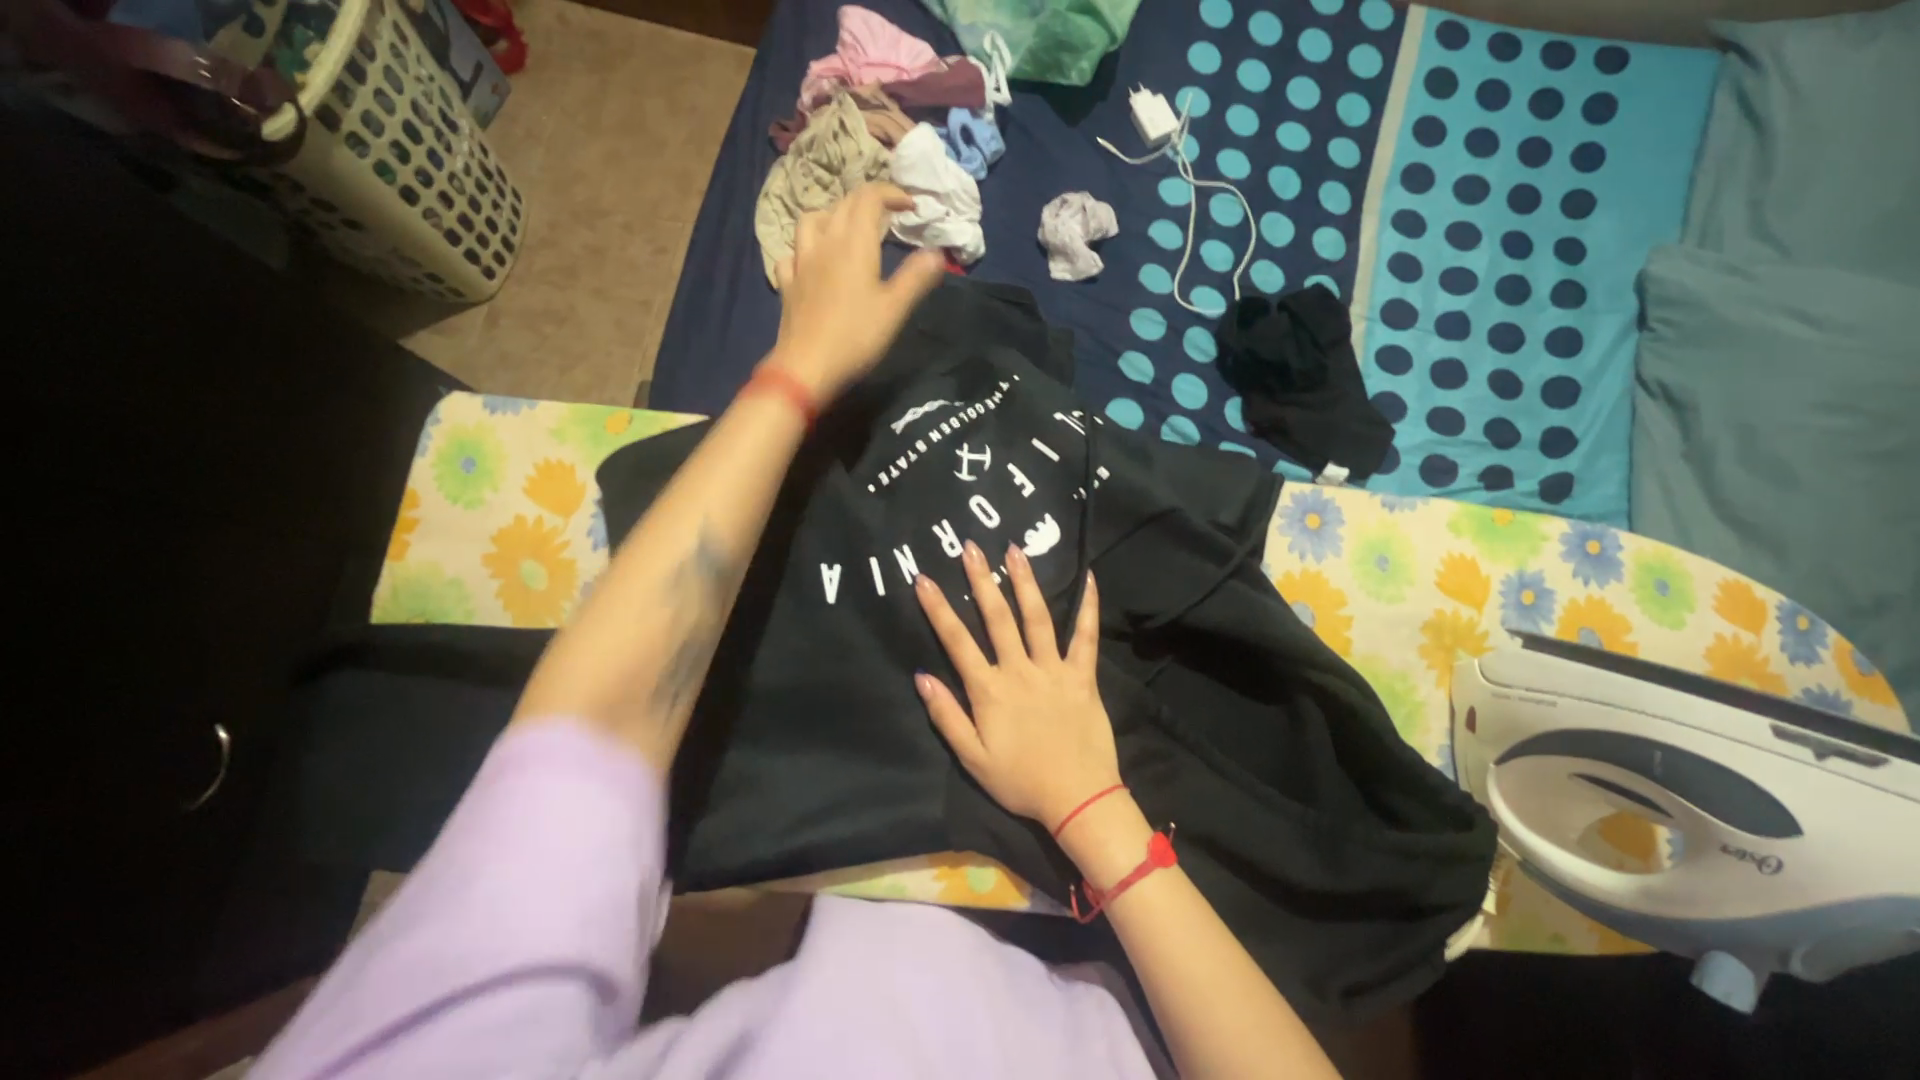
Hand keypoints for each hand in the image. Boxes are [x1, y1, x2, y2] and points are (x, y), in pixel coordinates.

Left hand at [769, 182, 947, 399]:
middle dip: (867, 201)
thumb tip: (938, 252)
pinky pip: (792, 253)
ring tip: (847, 228)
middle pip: (842, 204)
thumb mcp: (894, 309)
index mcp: (854, 243)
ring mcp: (801, 262)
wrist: (806, 366)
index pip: (869, 198)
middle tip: (887, 216)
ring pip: (811, 220)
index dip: (891, 193)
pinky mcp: (788, 284)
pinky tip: (813, 261)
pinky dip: (805, 249)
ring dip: (832, 215)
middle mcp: (824, 243)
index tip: (911, 205)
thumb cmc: (855, 337)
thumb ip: (916, 277)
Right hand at [912, 540, 1121, 828]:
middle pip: (997, 618)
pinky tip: (1088, 578)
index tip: (924, 579)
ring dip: (1025, 583)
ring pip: (1037, 618)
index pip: (957, 642)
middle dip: (981, 580)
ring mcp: (1054, 671)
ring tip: (1015, 551)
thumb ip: (947, 716)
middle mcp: (1019, 672)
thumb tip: (921, 677)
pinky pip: (1085, 637)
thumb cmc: (1020, 782)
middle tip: (971, 546)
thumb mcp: (973, 759)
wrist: (1077, 798)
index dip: (938, 609)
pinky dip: (1088, 608)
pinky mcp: (1083, 677)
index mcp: (989, 691)